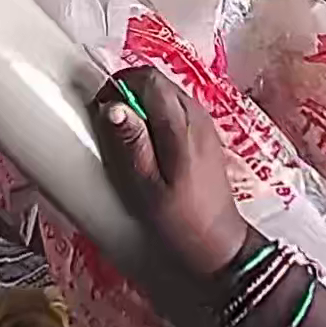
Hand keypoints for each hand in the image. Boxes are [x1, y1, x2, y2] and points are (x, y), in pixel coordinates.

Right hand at [92, 66, 252, 281]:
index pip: (147, 79)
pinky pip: (173, 101)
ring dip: (140, 97)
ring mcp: (203, 119)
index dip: (119, 84)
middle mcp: (196, 114)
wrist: (222, 247)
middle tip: (112, 118)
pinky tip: (148, 135)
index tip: (104, 107)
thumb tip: (112, 106)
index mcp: (181, 126)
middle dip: (128, 88)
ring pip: (164, 87)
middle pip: (155, 78)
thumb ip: (132, 143)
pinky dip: (154, 107)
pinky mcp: (204, 128)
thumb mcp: (147, 186)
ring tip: (128, 129)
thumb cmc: (181, 220)